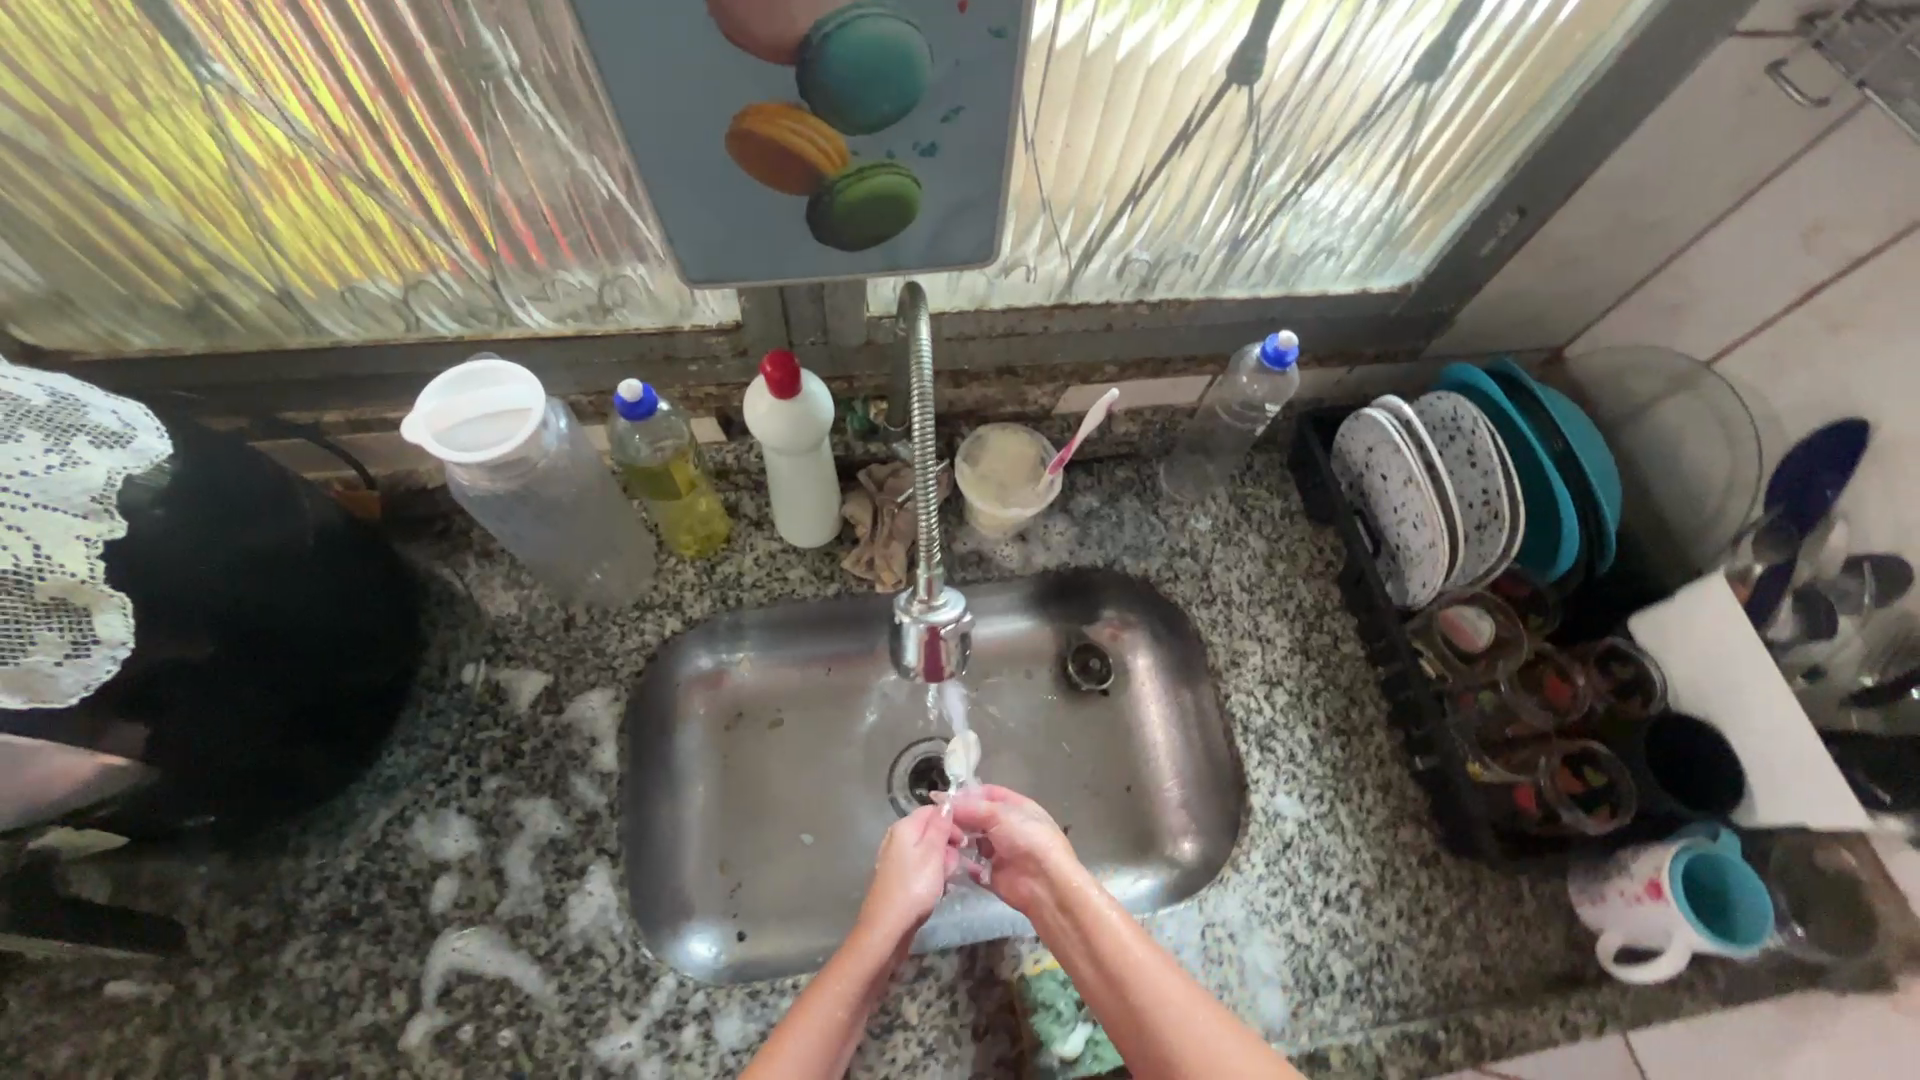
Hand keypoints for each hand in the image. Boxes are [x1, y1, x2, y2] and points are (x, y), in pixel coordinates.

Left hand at [857, 805, 964, 943]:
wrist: (887, 927)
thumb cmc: (914, 887)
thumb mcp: (933, 853)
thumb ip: (941, 827)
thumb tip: (947, 803)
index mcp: (904, 827)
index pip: (933, 810)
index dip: (952, 822)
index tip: (965, 841)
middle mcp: (897, 838)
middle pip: (930, 831)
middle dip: (947, 846)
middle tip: (953, 865)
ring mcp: (896, 858)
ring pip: (928, 851)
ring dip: (941, 863)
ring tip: (944, 880)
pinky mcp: (898, 876)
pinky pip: (920, 867)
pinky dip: (931, 875)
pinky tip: (936, 889)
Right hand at [942, 784, 1084, 916]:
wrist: (1045, 883)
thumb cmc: (1027, 839)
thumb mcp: (999, 814)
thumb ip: (970, 808)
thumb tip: (943, 801)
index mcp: (1015, 807)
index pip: (987, 794)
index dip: (966, 795)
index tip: (943, 800)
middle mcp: (1008, 827)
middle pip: (977, 818)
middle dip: (959, 819)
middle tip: (937, 822)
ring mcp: (1000, 852)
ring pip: (972, 842)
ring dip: (959, 840)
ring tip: (942, 840)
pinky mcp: (993, 875)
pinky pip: (972, 867)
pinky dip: (961, 864)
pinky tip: (948, 859)